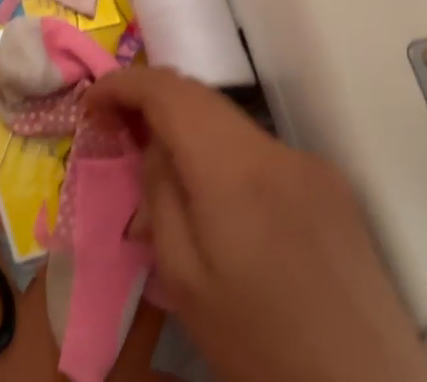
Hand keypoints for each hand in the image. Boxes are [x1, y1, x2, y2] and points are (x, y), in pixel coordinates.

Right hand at [88, 68, 426, 381]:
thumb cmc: (258, 342)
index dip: (123, 83)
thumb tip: (153, 142)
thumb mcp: (182, 275)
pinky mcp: (336, 190)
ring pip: (232, 124)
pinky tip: (218, 203)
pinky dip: (224, 156)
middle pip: (201, 98)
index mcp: (235, 168)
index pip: (169, 88)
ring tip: (162, 174)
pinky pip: (262, 153)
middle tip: (115, 133)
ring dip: (188, 132)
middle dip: (151, 103)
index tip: (90, 105)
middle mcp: (278, 150)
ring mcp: (314, 167)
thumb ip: (160, 191)